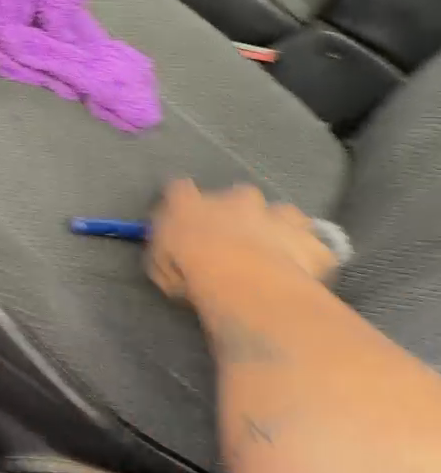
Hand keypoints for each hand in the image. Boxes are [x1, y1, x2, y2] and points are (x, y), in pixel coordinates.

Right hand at [147, 180, 337, 300]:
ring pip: (282, 213)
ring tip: (270, 246)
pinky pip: (310, 244)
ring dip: (276, 225)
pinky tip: (298, 267)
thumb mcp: (159, 264)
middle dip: (236, 209)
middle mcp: (236, 201)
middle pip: (237, 194)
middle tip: (230, 232)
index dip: (180, 199)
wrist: (249, 284)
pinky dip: (305, 252)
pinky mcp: (312, 241)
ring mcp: (280, 217)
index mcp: (190, 205)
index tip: (178, 213)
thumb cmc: (191, 271)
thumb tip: (172, 247)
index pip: (179, 189)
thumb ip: (167, 249)